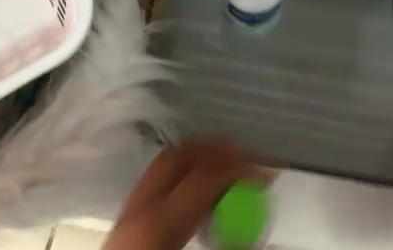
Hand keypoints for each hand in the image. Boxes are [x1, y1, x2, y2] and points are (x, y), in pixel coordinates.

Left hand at [104, 140, 258, 249]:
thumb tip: (270, 242)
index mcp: (157, 223)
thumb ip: (231, 245)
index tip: (269, 176)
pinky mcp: (122, 227)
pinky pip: (156, 185)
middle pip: (181, 157)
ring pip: (165, 166)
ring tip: (230, 177)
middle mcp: (138, 209)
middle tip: (250, 164)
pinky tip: (200, 200)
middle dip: (219, 153)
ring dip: (201, 162)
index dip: (243, 170)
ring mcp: (125, 215)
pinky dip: (183, 179)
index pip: (205, 176)